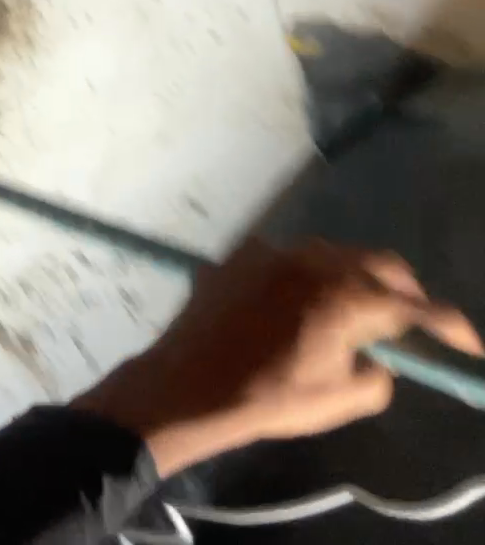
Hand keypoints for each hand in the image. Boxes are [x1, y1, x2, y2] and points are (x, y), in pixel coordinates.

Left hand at [72, 237, 482, 475]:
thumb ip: (381, 368)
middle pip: (372, 263)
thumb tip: (376, 352)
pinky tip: (301, 298)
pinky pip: (276, 258)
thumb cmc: (272, 393)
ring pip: (323, 253)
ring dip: (349, 273)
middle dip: (402, 288)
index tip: (466, 346)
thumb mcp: (351, 395)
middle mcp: (303, 264)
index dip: (451, 327)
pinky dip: (300, 272)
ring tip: (358, 306)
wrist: (189, 380)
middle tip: (413, 318)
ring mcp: (259, 257)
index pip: (417, 307)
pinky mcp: (226, 261)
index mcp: (344, 296)